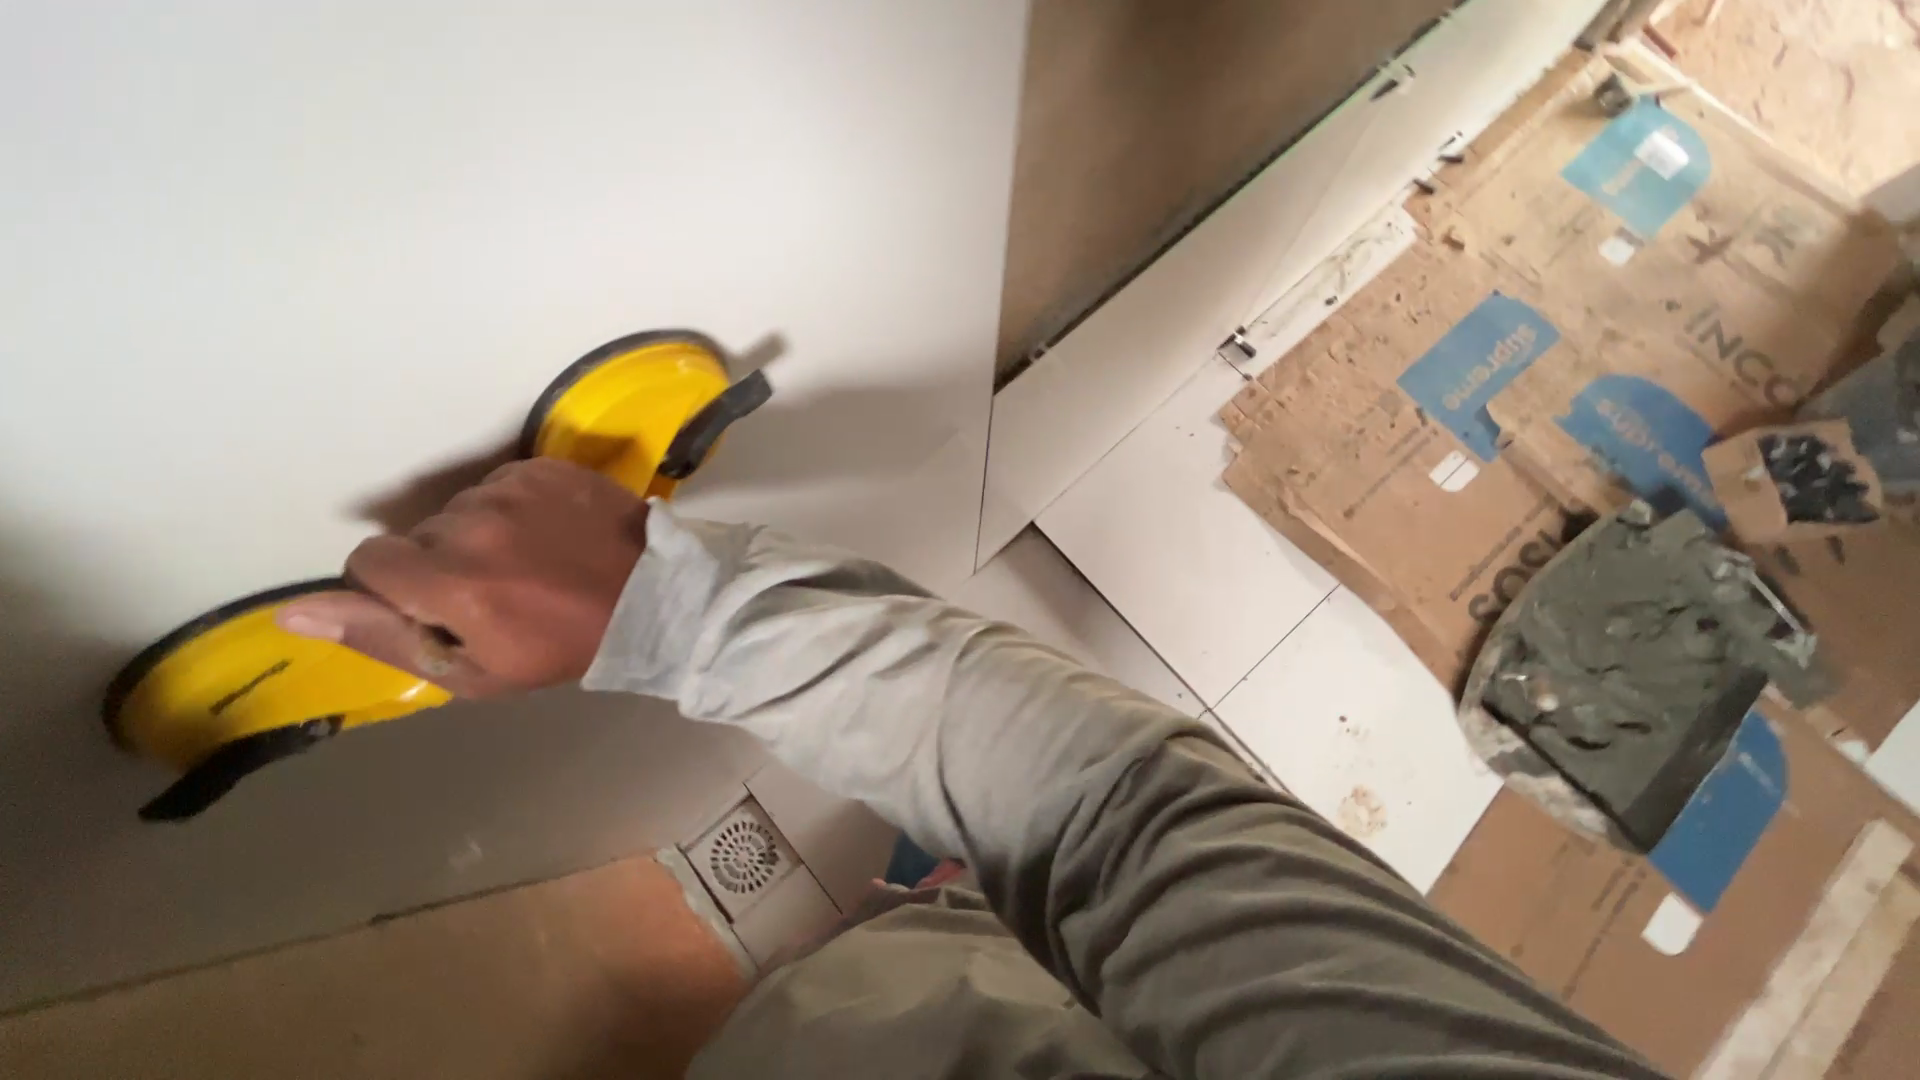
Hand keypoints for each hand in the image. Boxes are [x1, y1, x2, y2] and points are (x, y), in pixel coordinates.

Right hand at [276, 458, 649, 696]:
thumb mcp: (475, 670)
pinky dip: (517, 506)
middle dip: (443, 561)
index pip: (368, 561)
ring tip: (533, 560)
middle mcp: (472, 524)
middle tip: (500, 588)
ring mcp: (512, 489)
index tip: (437, 604)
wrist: (652, 599)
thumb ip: (383, 637)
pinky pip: (503, 483)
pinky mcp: (546, 468)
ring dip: (482, 532)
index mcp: (450, 581)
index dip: (396, 588)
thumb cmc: (564, 646)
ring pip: (461, 507)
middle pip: (419, 534)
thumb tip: (295, 610)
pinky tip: (552, 532)